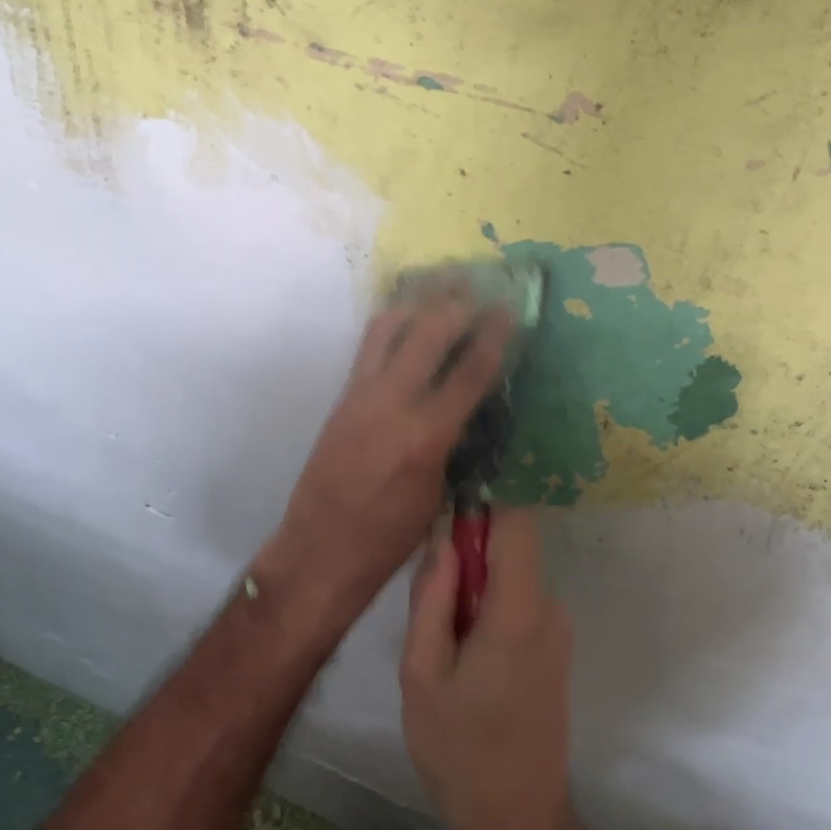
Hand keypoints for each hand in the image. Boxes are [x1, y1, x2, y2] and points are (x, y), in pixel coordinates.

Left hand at [266, 292, 511, 613]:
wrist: (320, 549)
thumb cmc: (389, 537)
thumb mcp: (436, 492)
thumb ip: (453, 441)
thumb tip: (469, 404)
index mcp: (426, 437)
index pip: (470, 372)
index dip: (494, 336)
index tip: (509, 309)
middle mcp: (392, 404)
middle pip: (428, 333)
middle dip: (456, 302)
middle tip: (478, 281)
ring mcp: (361, 395)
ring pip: (388, 328)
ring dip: (417, 301)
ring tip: (439, 282)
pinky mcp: (342, 397)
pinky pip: (369, 346)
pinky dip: (391, 323)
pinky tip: (405, 314)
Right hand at [401, 509, 575, 829]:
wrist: (515, 815)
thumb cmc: (460, 746)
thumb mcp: (422, 674)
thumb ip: (432, 599)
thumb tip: (443, 538)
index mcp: (519, 610)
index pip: (515, 521)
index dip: (482, 509)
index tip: (446, 522)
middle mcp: (550, 610)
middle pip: (511, 550)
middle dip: (468, 563)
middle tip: (433, 610)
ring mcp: (559, 631)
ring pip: (512, 580)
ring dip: (477, 595)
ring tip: (447, 649)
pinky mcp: (557, 650)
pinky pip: (521, 606)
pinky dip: (492, 616)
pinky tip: (470, 663)